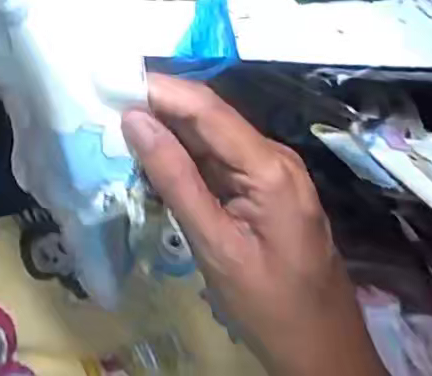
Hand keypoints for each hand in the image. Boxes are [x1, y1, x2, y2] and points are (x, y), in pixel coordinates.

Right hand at [123, 74, 383, 375]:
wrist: (328, 360)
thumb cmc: (273, 310)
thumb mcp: (216, 247)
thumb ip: (174, 178)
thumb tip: (133, 119)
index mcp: (269, 167)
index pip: (205, 108)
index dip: (157, 88)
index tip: (109, 84)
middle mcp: (271, 155)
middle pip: (205, 114)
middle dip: (154, 105)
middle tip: (103, 105)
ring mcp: (267, 169)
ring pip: (205, 132)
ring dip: (162, 128)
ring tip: (115, 127)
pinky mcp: (258, 185)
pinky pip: (211, 155)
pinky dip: (178, 153)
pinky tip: (147, 159)